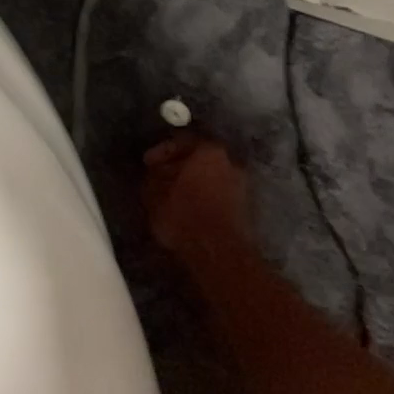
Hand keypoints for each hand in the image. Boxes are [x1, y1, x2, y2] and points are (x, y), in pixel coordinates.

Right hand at [141, 134, 251, 260]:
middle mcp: (230, 162)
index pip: (180, 141)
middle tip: (161, 178)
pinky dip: (205, 199)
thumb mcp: (154, 193)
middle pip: (199, 159)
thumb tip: (154, 172)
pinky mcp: (246, 210)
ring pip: (211, 178)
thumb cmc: (184, 214)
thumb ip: (153, 176)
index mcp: (208, 150)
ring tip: (174, 197)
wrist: (220, 253)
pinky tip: (190, 210)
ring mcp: (242, 187)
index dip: (160, 152)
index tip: (147, 163)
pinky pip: (219, 196)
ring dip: (193, 184)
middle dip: (180, 168)